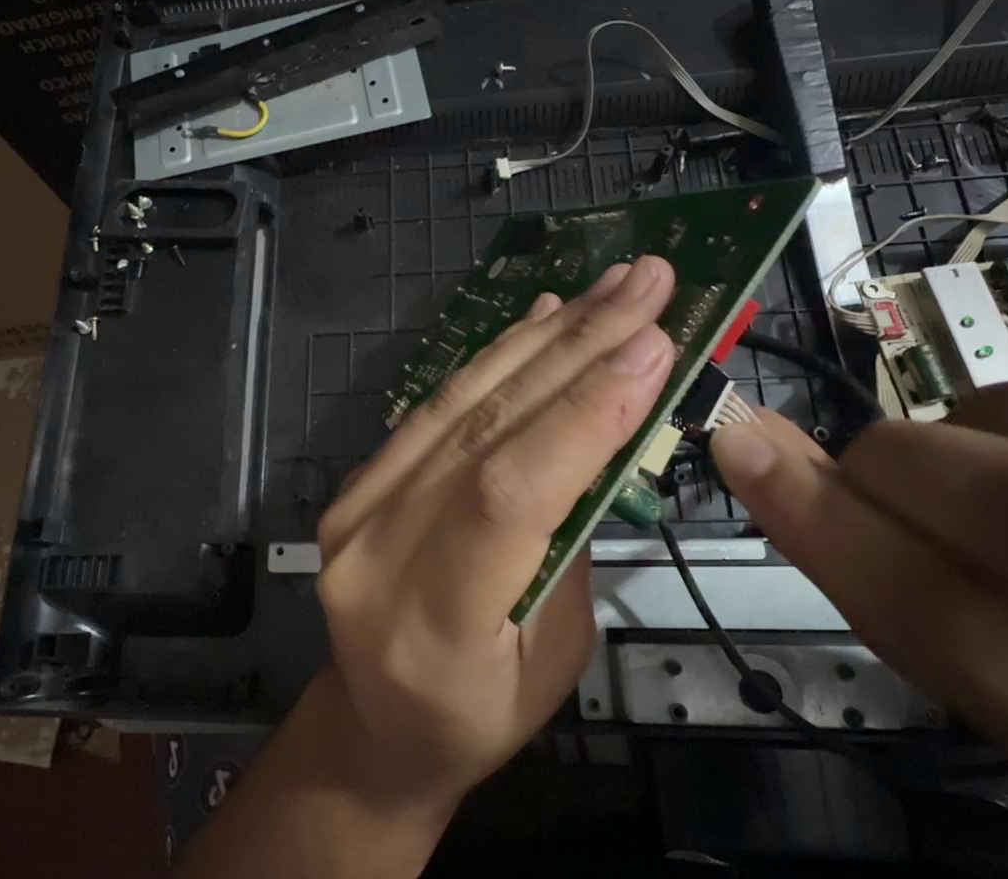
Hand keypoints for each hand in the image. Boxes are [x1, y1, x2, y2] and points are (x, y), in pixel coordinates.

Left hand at [313, 256, 680, 809]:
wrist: (374, 725)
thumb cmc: (477, 713)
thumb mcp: (551, 662)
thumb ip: (568, 549)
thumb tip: (603, 432)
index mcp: (433, 624)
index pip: (507, 496)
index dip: (581, 414)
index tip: (654, 343)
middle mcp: (376, 553)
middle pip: (483, 430)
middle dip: (575, 349)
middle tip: (646, 282)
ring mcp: (354, 509)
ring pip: (456, 403)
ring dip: (541, 336)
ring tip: (608, 286)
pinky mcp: (355, 483)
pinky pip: (432, 409)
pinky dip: (492, 357)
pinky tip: (539, 318)